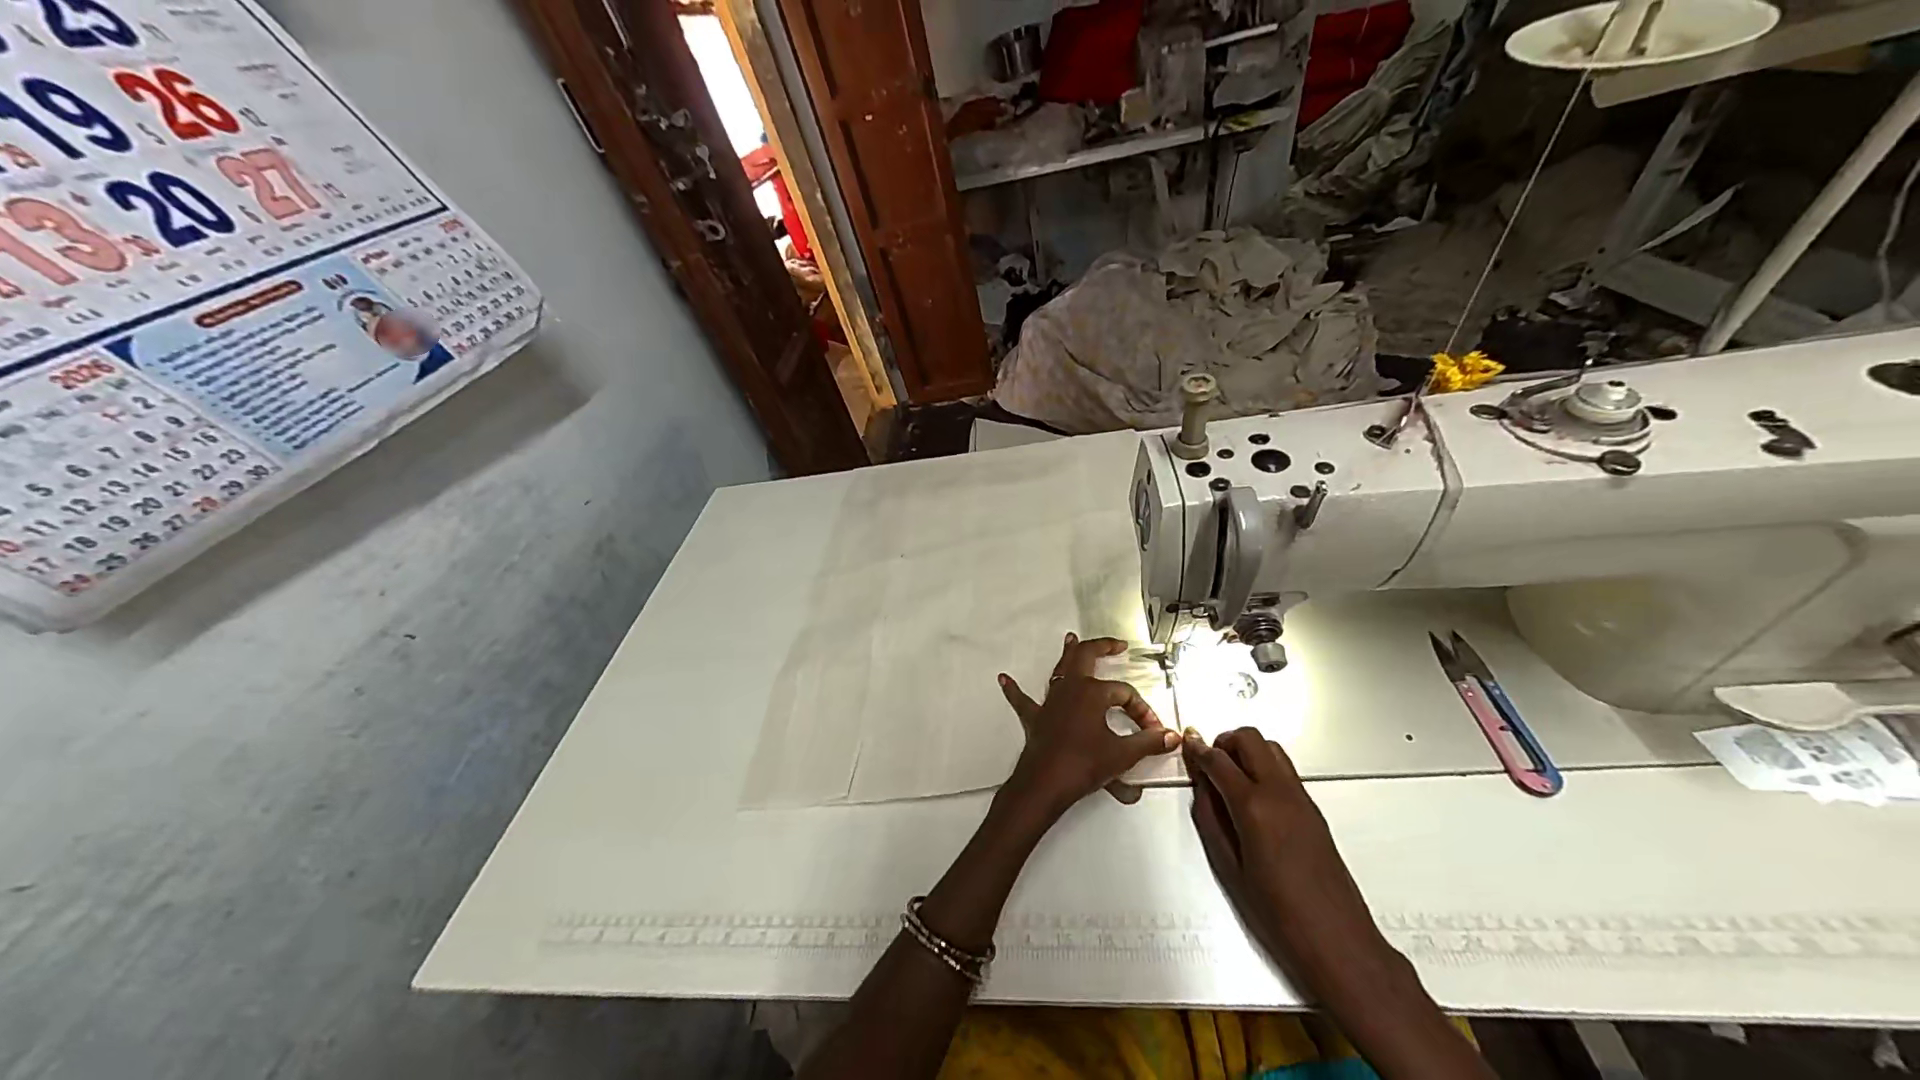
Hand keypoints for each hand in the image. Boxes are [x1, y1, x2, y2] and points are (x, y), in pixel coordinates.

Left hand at [997, 633, 1181, 821]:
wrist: (1046, 784)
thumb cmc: (1082, 766)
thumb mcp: (1123, 755)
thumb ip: (1148, 743)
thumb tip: (1169, 737)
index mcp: (1093, 692)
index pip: (1125, 694)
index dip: (1141, 710)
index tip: (1152, 731)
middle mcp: (1070, 689)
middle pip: (1087, 657)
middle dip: (1102, 647)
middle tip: (1116, 645)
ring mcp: (1051, 702)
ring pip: (1059, 670)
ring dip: (1067, 654)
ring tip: (1070, 639)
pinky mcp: (1036, 718)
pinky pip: (1023, 700)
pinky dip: (1014, 690)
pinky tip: (1003, 680)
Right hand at [1184, 728, 1390, 975]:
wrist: (1336, 941)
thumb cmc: (1282, 915)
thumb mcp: (1227, 865)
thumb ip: (1209, 818)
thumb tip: (1203, 790)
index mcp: (1254, 807)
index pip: (1218, 759)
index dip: (1198, 749)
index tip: (1189, 746)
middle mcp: (1281, 795)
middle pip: (1250, 738)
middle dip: (1224, 741)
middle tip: (1208, 757)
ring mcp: (1302, 800)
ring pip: (1271, 748)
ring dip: (1247, 750)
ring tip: (1229, 772)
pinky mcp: (1314, 810)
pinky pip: (1285, 770)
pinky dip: (1263, 766)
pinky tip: (1251, 791)